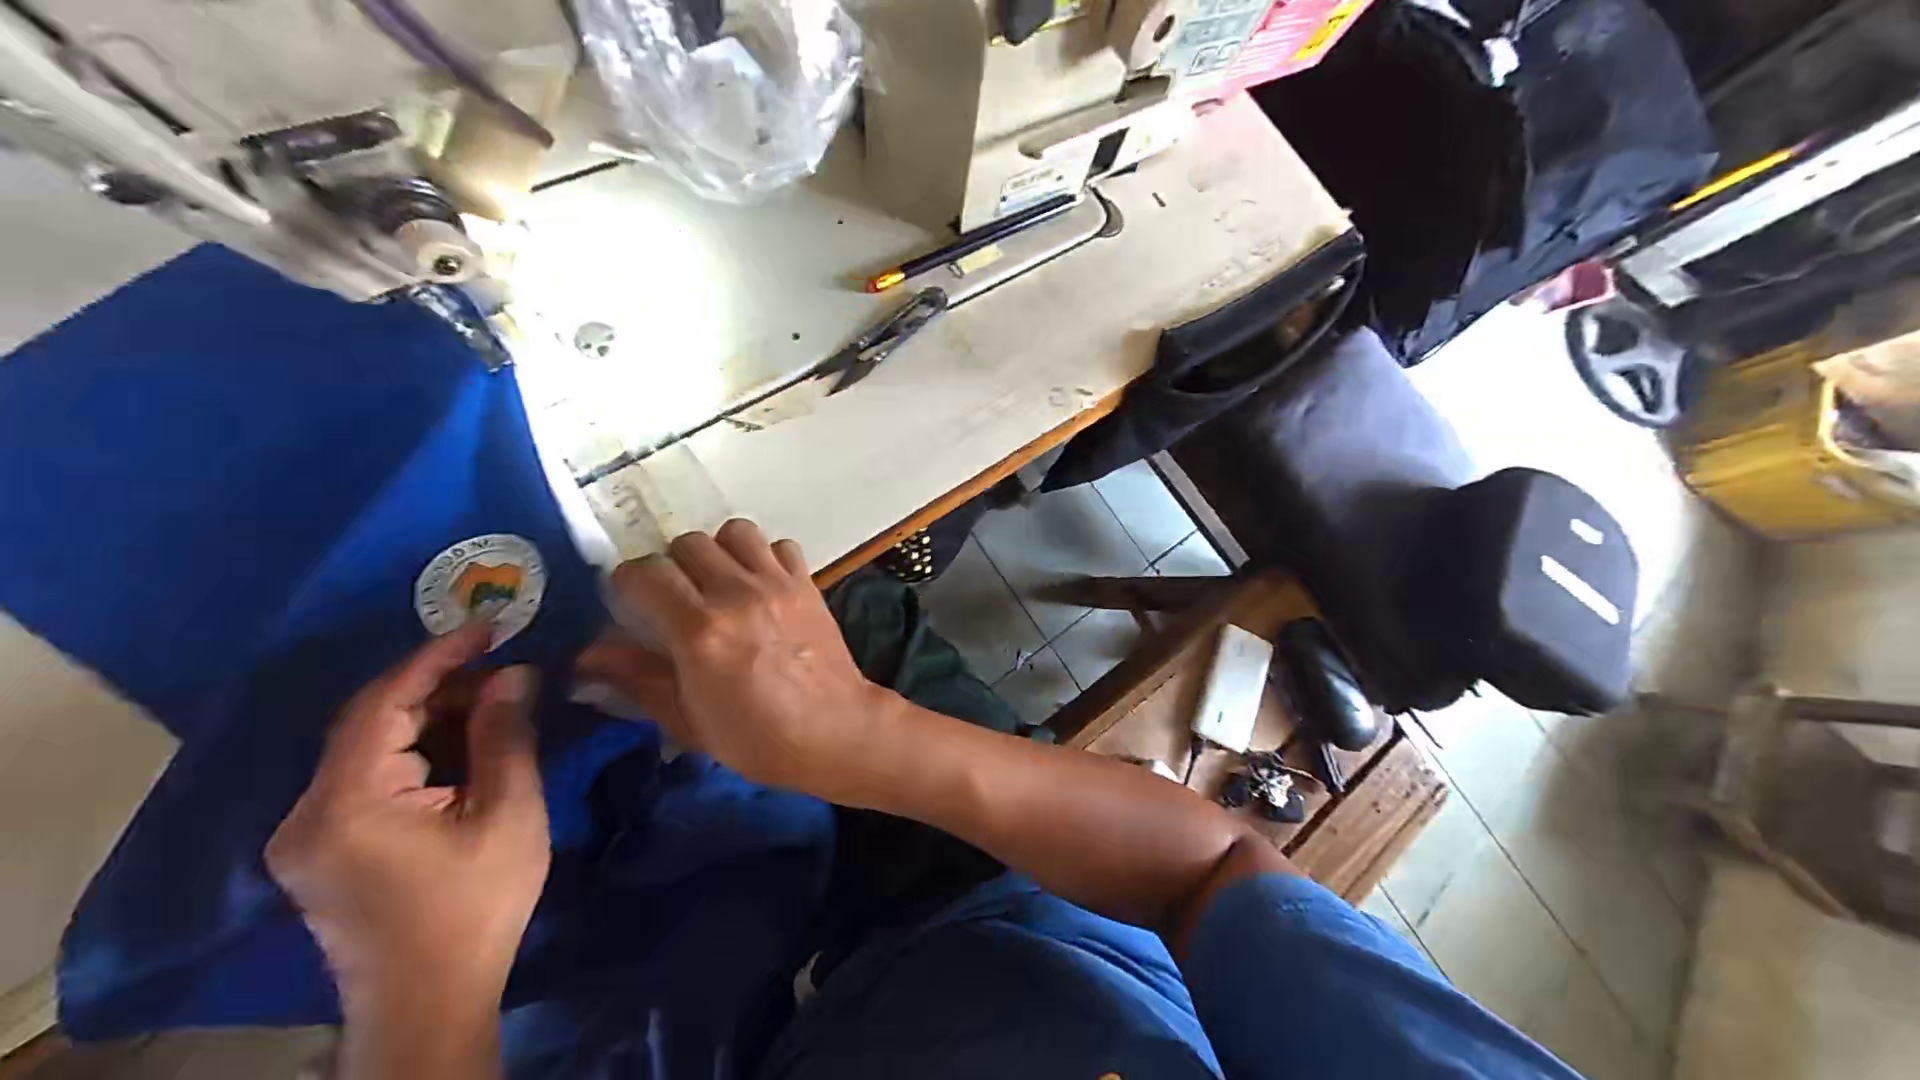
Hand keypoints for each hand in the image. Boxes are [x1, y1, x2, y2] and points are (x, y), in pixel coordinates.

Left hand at [266, 623, 548, 1019]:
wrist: (430, 998)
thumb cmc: (477, 905)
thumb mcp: (509, 814)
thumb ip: (505, 737)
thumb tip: (514, 674)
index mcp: (347, 803)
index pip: (382, 704)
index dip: (436, 657)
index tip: (489, 628)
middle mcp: (307, 812)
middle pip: (370, 722)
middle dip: (439, 686)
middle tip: (505, 670)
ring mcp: (307, 832)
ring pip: (368, 747)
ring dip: (430, 716)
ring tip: (494, 700)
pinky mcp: (322, 847)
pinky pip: (367, 774)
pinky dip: (416, 748)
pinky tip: (462, 743)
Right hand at [577, 519, 892, 801]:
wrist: (834, 731)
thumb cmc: (756, 738)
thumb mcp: (686, 719)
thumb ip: (637, 677)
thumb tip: (587, 654)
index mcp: (700, 631)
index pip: (645, 573)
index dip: (628, 583)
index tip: (630, 602)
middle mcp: (737, 594)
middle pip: (687, 543)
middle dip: (672, 565)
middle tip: (677, 597)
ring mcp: (777, 584)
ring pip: (734, 532)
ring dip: (719, 551)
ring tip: (720, 583)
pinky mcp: (807, 583)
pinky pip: (780, 545)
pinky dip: (765, 557)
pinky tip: (761, 585)